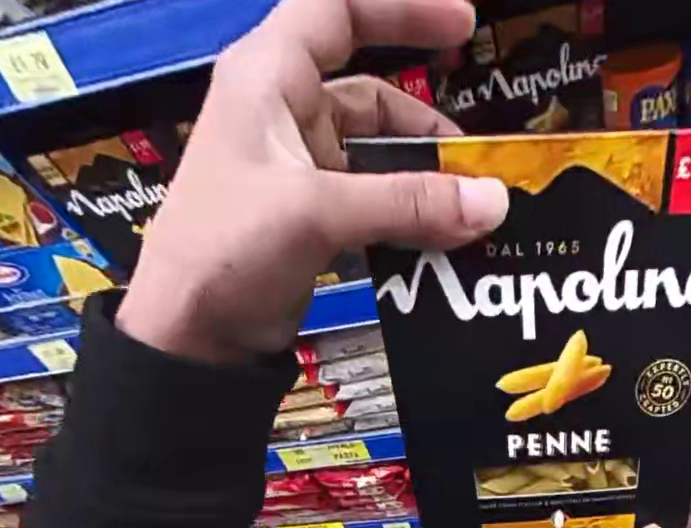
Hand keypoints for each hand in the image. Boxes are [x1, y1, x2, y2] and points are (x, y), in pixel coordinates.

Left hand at [118, 0, 508, 363]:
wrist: (196, 331)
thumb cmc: (229, 248)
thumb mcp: (317, 212)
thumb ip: (408, 204)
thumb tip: (494, 200)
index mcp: (269, 80)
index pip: (336, 10)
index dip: (400, 9)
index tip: (463, 20)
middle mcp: (289, 117)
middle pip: (375, 99)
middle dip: (429, 127)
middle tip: (480, 163)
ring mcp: (307, 173)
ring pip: (384, 162)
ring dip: (427, 184)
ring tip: (472, 215)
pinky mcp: (320, 221)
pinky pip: (382, 207)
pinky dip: (414, 220)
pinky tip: (444, 242)